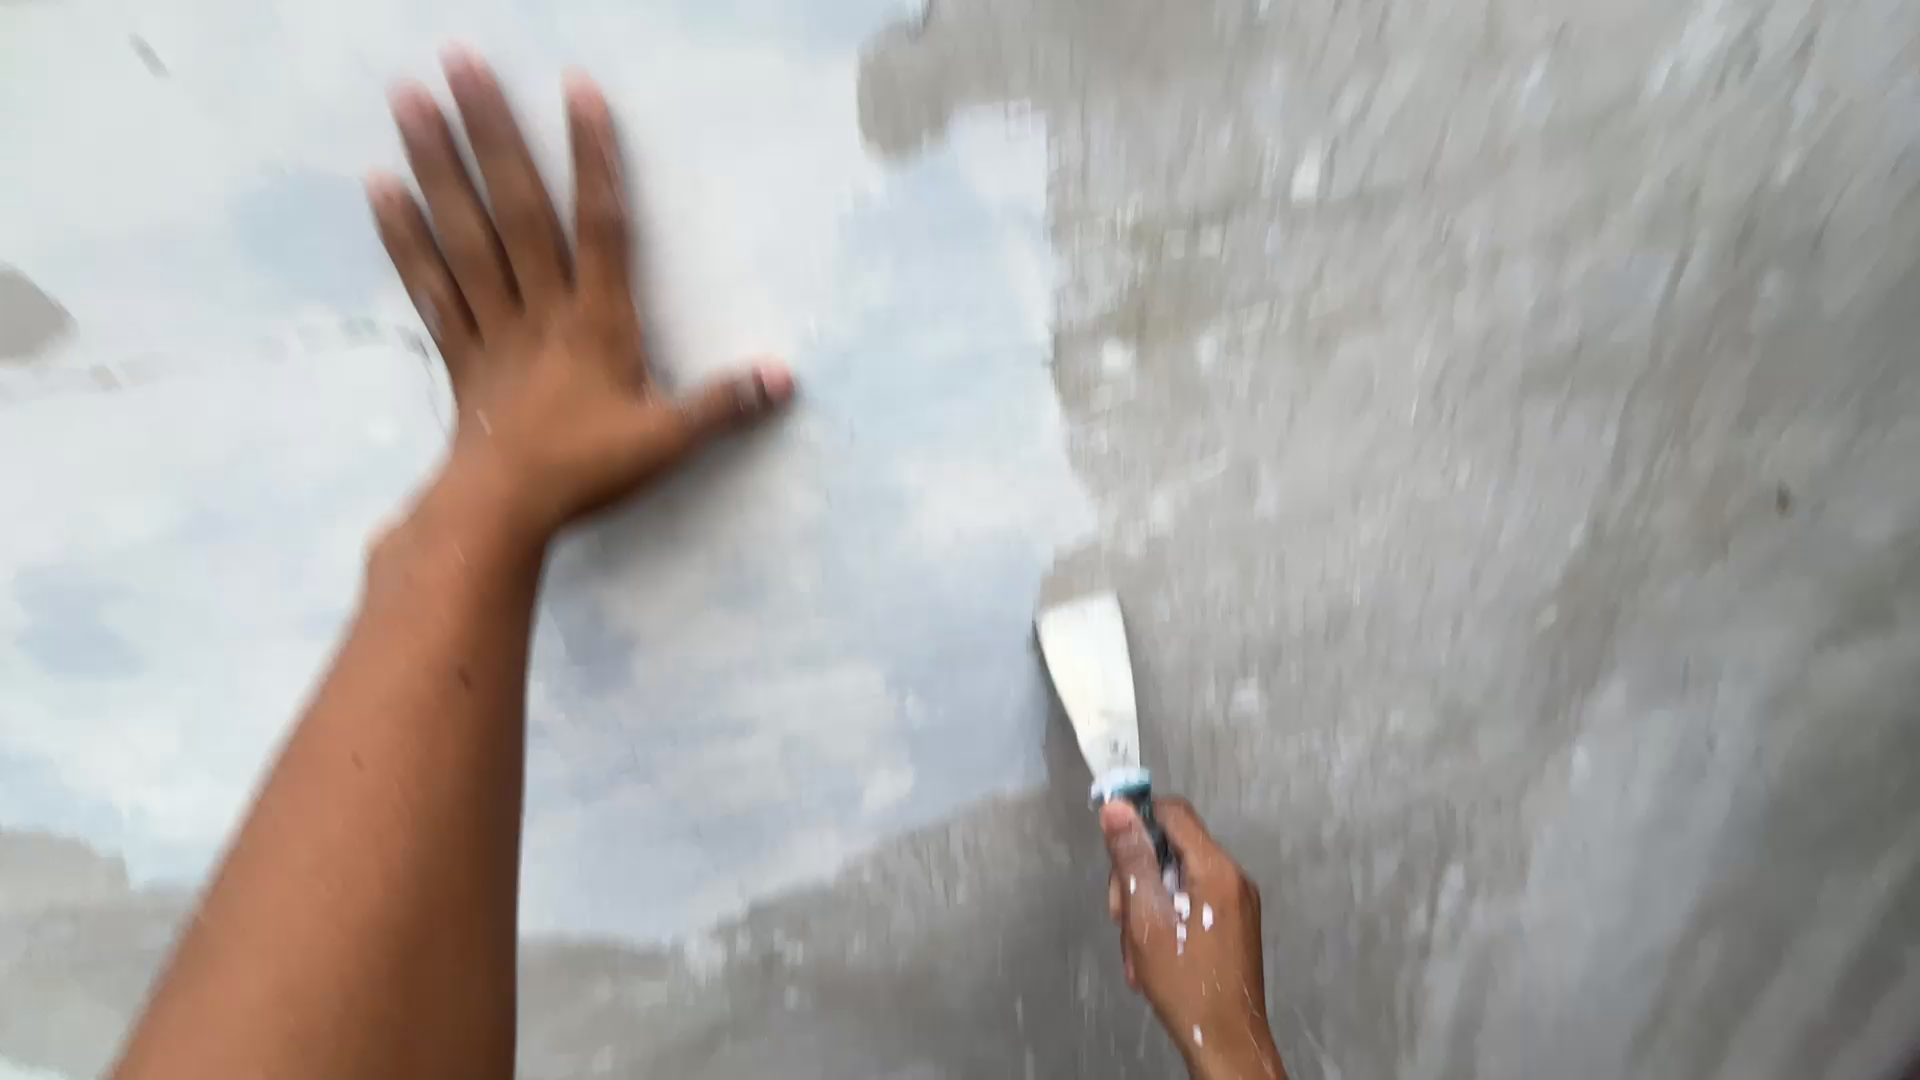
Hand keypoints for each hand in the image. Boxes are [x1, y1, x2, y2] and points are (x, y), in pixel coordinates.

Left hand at [366, 48, 793, 537]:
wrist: (502, 509)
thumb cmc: (589, 470)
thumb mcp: (671, 441)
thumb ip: (724, 405)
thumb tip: (785, 377)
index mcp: (597, 324)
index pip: (601, 230)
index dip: (595, 162)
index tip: (579, 94)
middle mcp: (542, 309)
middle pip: (519, 213)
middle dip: (495, 138)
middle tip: (460, 60)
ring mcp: (494, 327)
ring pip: (466, 237)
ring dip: (438, 168)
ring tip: (409, 99)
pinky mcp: (461, 351)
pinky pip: (432, 286)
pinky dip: (406, 238)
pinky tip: (382, 190)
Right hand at [1103, 799, 1285, 1079]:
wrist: (1226, 1044)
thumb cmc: (1183, 979)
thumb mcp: (1146, 916)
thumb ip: (1131, 857)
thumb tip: (1116, 805)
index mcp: (1215, 867)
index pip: (1172, 811)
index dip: (1138, 819)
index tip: (1113, 849)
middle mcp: (1233, 874)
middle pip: (1172, 846)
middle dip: (1138, 873)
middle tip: (1120, 913)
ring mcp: (1238, 898)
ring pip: (1178, 874)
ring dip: (1148, 900)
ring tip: (1134, 943)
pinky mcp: (1236, 919)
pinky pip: (1192, 896)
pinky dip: (1167, 913)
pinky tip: (1152, 948)